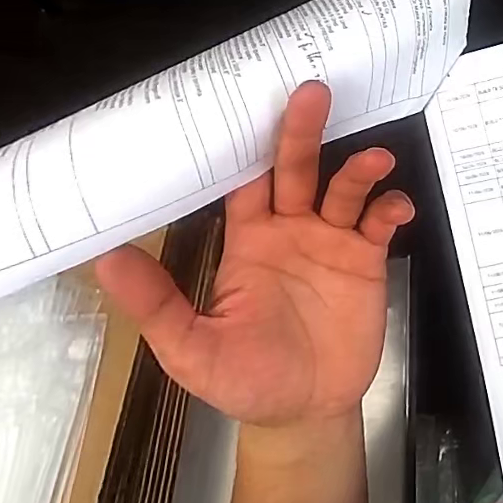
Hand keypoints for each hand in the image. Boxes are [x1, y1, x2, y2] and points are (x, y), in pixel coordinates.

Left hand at [93, 81, 415, 426]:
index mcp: (248, 242)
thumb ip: (158, 303)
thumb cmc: (245, 379)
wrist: (306, 409)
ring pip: (345, 192)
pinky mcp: (366, 260)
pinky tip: (396, 209)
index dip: (248, 147)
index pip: (246, 182)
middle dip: (304, 133)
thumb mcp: (191, 348)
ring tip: (376, 160)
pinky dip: (390, 210)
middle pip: (298, 170)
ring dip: (360, 172)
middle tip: (313, 93)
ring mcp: (332, 243)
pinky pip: (378, 225)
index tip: (250, 106)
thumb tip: (106, 256)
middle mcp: (291, 231)